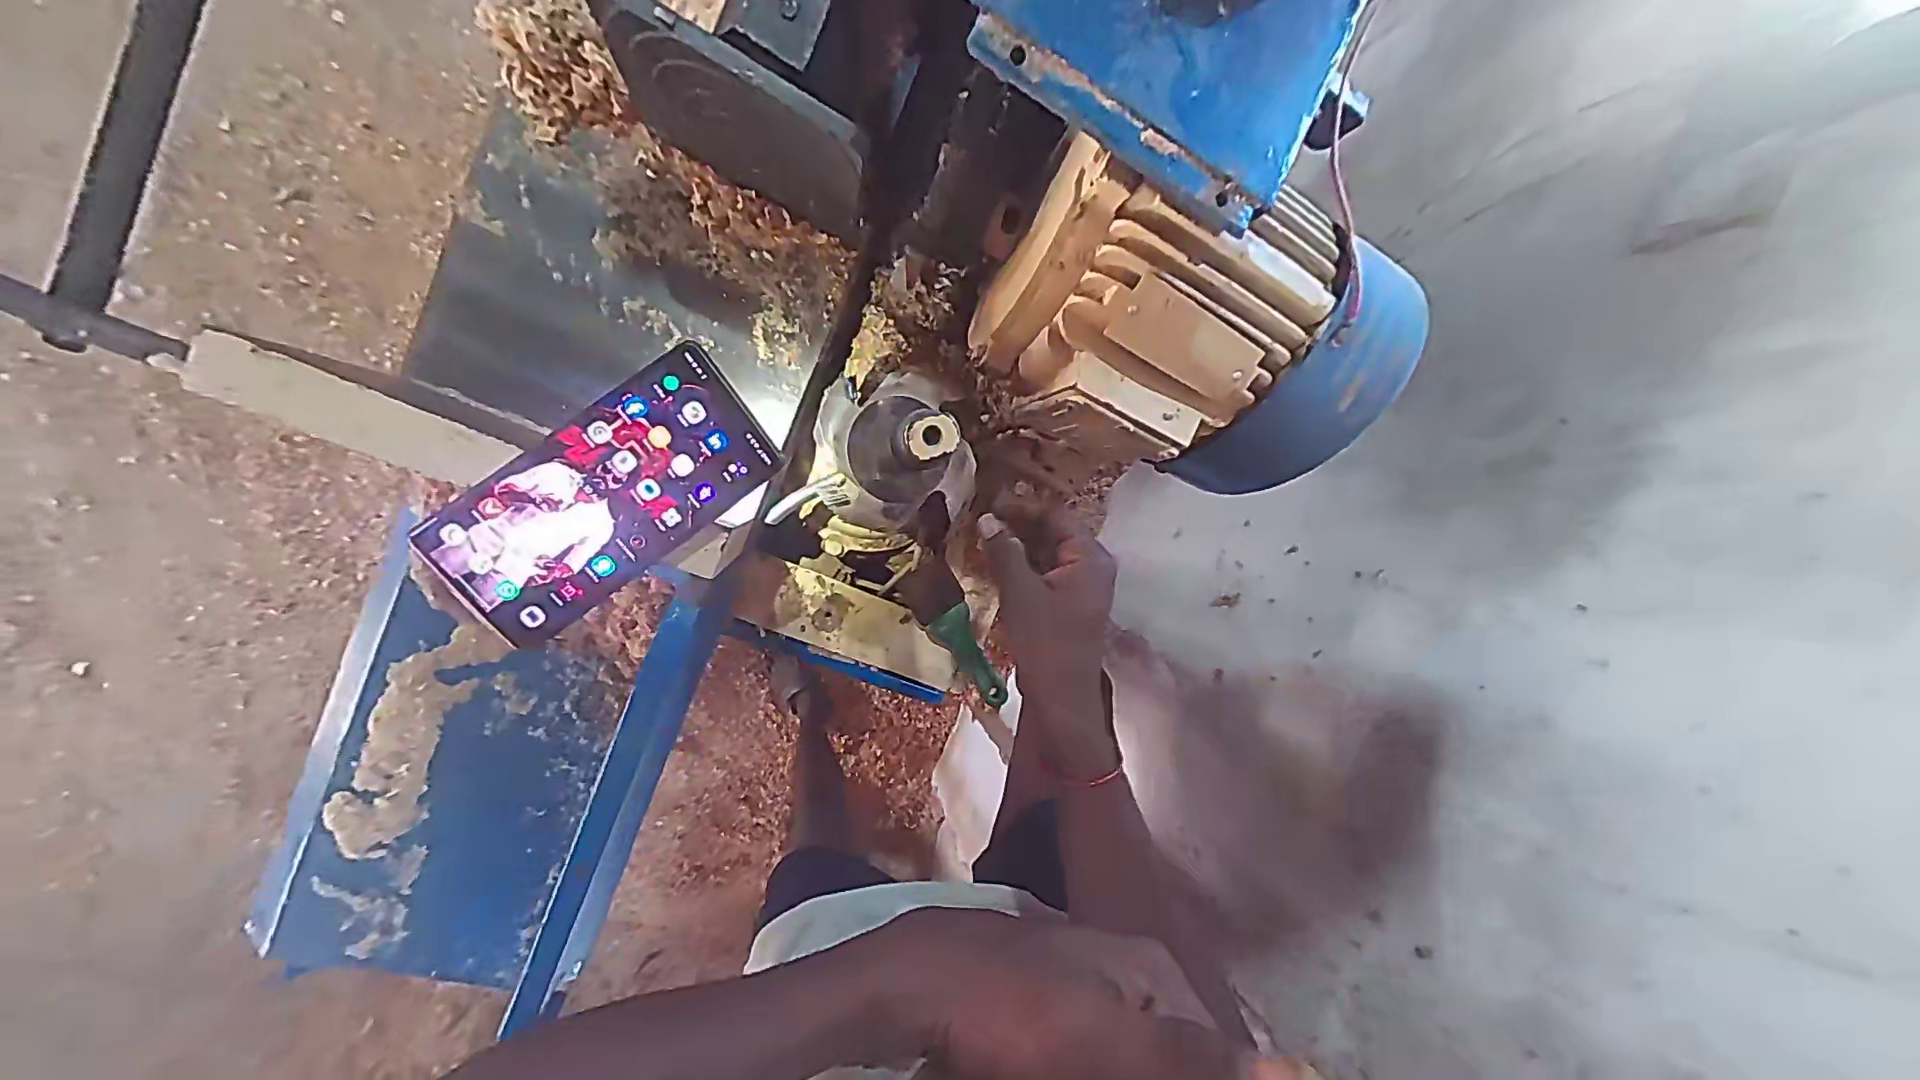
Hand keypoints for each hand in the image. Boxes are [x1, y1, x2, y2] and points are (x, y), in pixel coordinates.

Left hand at [872, 908, 1249, 1079]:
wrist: (922, 979)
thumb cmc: (1014, 1005)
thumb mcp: (1105, 1037)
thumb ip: (1188, 1055)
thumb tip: (1293, 1068)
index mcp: (1151, 968)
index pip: (1216, 1048)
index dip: (1214, 1076)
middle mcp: (1127, 970)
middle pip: (1174, 1051)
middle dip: (1163, 1066)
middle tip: (1099, 1067)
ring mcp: (1087, 985)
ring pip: (1133, 1054)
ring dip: (1131, 1063)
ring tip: (1074, 1060)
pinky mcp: (1052, 1007)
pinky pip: (1095, 1048)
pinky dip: (1093, 1060)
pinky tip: (1060, 1062)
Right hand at [979, 504, 1116, 769]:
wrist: (1061, 696)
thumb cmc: (1045, 641)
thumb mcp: (1021, 592)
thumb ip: (1004, 551)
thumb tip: (987, 520)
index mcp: (1089, 557)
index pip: (1056, 515)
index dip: (1021, 506)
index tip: (988, 503)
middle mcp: (1090, 565)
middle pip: (1052, 532)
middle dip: (1016, 525)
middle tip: (980, 518)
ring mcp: (1080, 585)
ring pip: (1045, 552)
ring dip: (1015, 545)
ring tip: (980, 537)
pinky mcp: (1066, 602)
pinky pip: (1043, 572)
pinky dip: (1020, 566)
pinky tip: (992, 563)